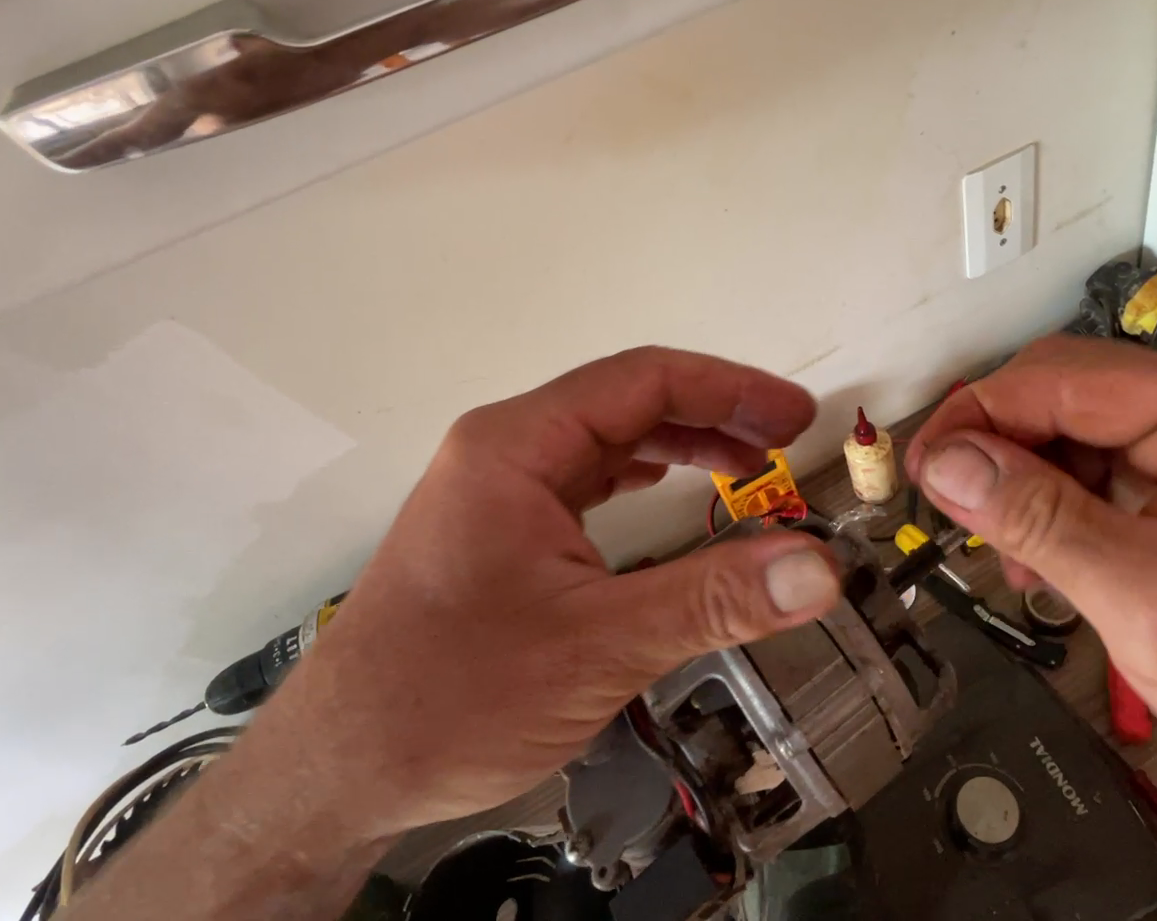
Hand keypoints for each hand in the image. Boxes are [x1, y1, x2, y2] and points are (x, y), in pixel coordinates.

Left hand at [246, 347, 842, 835]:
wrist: (335, 776)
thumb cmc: (454, 698)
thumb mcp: (599, 646)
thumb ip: (714, 599)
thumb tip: (821, 568)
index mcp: (516, 446)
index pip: (643, 380)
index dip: (731, 390)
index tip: (798, 419)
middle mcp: (503, 451)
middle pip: (627, 403)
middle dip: (714, 415)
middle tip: (787, 441)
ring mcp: (497, 491)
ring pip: (606, 441)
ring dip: (682, 446)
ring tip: (750, 465)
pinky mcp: (499, 531)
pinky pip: (586, 482)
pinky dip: (643, 479)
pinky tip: (672, 492)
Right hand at [905, 336, 1156, 797]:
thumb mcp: (1154, 603)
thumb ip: (1042, 520)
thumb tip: (944, 461)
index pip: (1072, 378)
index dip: (981, 413)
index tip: (921, 467)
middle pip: (1072, 394)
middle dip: (1005, 452)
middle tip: (960, 516)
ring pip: (1076, 431)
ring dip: (1028, 486)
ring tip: (1018, 557)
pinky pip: (1101, 468)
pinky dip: (1058, 507)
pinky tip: (1050, 556)